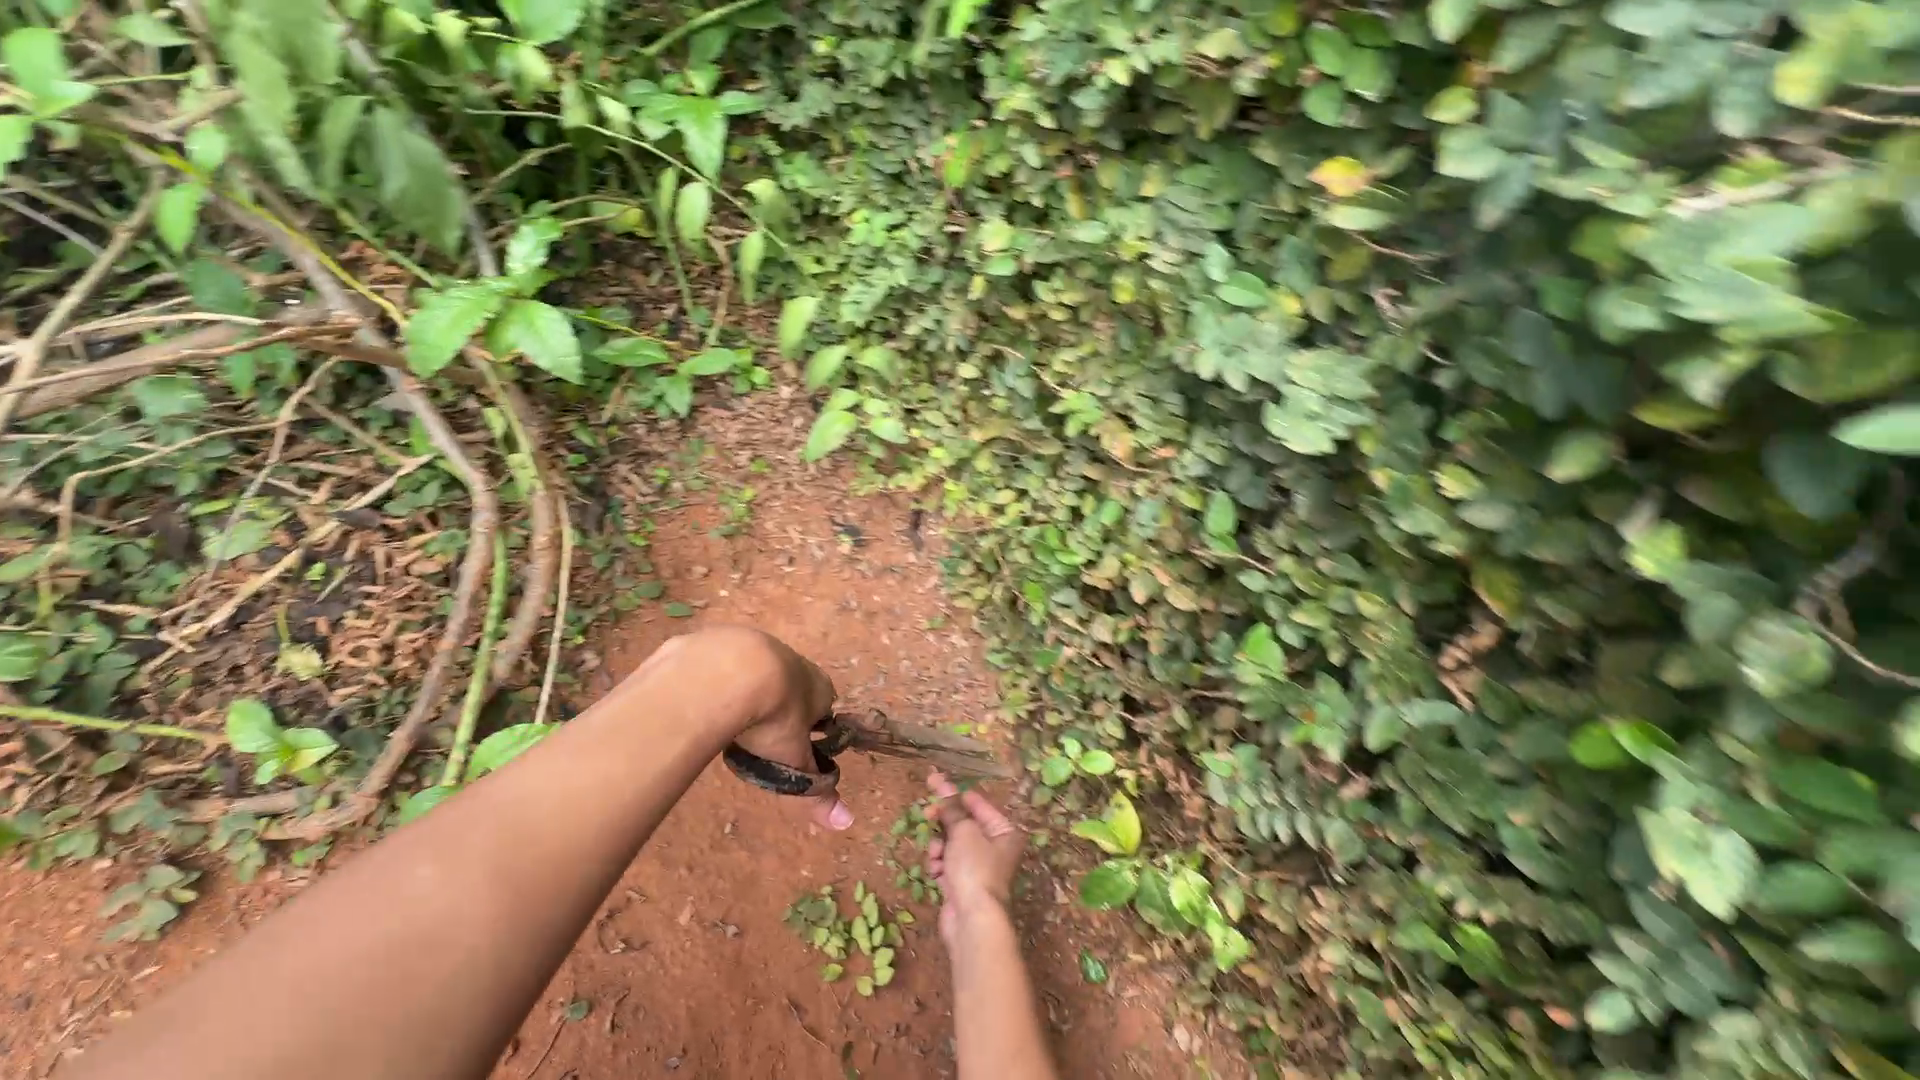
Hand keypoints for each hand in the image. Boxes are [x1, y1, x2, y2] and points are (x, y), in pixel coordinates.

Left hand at [642, 626, 849, 830]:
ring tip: (727, 721)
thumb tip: (845, 822)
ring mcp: (755, 645)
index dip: (812, 726)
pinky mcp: (719, 642)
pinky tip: (701, 701)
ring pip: (755, 671)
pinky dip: (714, 681)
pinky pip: (720, 664)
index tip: (794, 745)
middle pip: (791, 685)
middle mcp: (792, 660)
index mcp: (817, 686)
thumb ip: (813, 790)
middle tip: (759, 736)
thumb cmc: (772, 717)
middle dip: (778, 706)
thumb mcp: (792, 759)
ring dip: (746, 691)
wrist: (728, 671)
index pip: (824, 705)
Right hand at [926, 771, 1024, 940]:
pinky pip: (946, 864)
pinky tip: (935, 873)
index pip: (977, 803)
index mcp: (1004, 831)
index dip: (954, 793)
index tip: (932, 781)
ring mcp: (978, 867)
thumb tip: (942, 784)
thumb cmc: (975, 869)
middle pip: (962, 824)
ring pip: (950, 844)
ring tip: (936, 857)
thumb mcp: (963, 832)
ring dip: (939, 848)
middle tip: (927, 815)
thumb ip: (951, 809)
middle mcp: (994, 848)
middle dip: (943, 823)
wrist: (973, 921)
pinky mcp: (962, 884)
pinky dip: (938, 866)